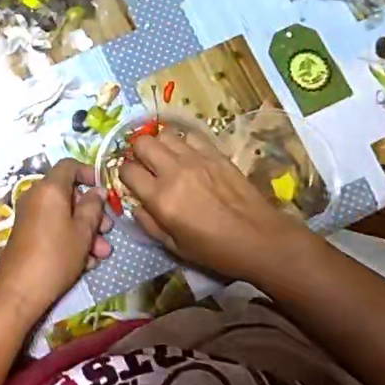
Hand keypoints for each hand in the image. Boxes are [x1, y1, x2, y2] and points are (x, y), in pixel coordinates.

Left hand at [0, 160, 111, 319]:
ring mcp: (30, 215)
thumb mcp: (82, 231)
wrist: (20, 290)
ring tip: (101, 254)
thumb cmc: (56, 255)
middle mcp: (36, 196)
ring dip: (85, 230)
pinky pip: (53, 227)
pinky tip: (86, 262)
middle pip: (68, 193)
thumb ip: (93, 207)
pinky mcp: (28, 233)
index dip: (89, 173)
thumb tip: (97, 191)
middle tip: (107, 230)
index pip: (69, 166)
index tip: (105, 190)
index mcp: (49, 188)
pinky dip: (70, 239)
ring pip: (63, 214)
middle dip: (92, 212)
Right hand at [119, 130, 309, 276]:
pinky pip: (190, 136)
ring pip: (164, 135)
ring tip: (166, 158)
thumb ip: (149, 224)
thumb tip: (136, 206)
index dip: (124, 175)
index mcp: (161, 198)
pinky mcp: (215, 154)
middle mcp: (174, 172)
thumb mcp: (174, 247)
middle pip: (141, 143)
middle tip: (145, 165)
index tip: (131, 182)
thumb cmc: (215, 250)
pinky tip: (188, 156)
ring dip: (160, 145)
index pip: (127, 171)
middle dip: (137, 153)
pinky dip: (184, 143)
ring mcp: (196, 159)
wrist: (260, 239)